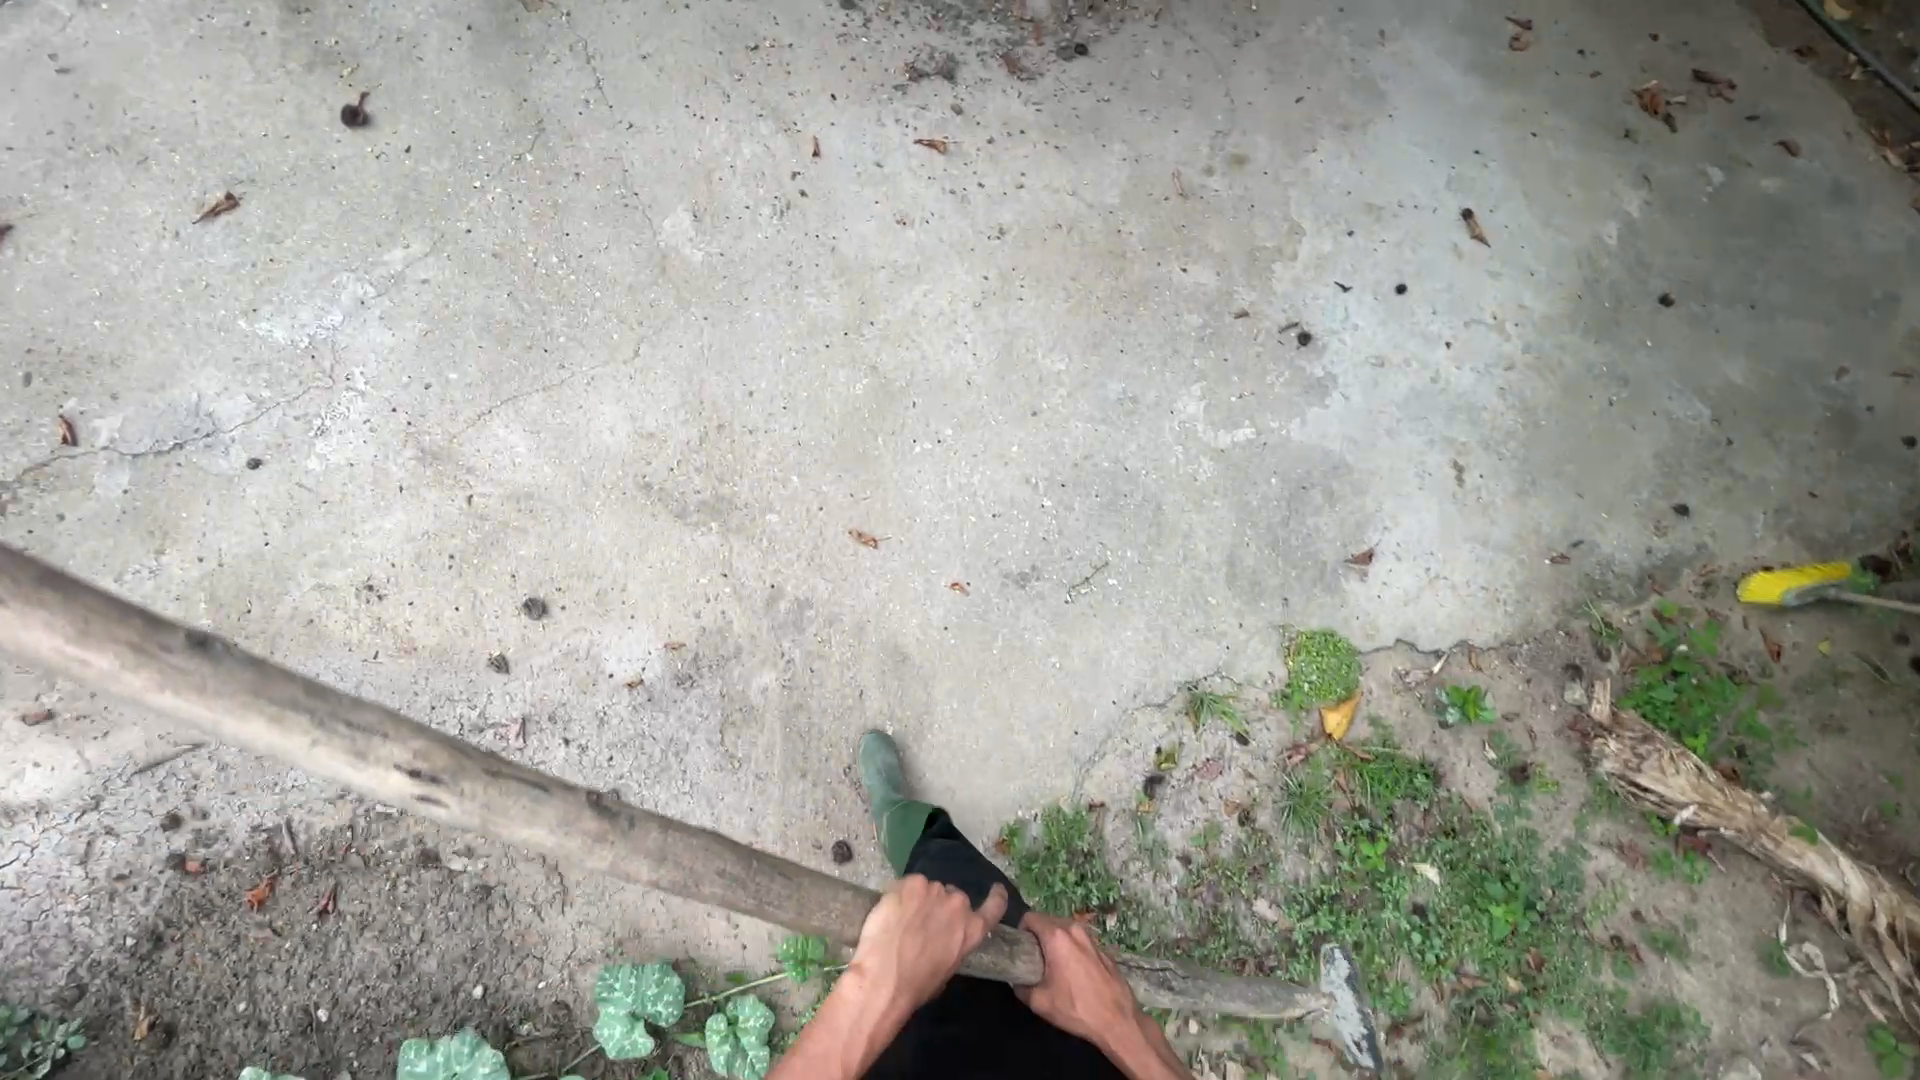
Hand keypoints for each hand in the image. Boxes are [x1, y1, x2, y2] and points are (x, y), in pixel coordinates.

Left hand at [848, 876, 1007, 1013]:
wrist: (884, 978)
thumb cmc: (915, 986)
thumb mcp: (945, 971)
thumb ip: (952, 947)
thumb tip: (942, 941)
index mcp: (972, 931)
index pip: (994, 907)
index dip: (996, 896)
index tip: (996, 889)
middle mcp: (958, 905)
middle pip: (953, 896)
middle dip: (940, 905)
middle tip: (922, 921)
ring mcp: (935, 890)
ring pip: (928, 889)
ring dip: (919, 900)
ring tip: (901, 919)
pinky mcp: (912, 883)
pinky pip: (909, 884)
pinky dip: (901, 894)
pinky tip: (892, 910)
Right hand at [1015, 912, 1143, 1050]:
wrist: (1118, 1020)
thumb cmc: (1076, 1009)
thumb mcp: (1040, 1002)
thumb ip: (1021, 987)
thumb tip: (1016, 981)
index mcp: (1056, 936)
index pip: (1030, 917)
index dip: (1021, 931)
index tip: (1022, 949)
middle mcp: (1074, 929)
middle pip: (1047, 921)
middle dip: (1038, 936)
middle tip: (1035, 960)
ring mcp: (1091, 937)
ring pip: (1065, 929)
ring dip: (1056, 941)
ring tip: (1054, 966)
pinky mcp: (1102, 948)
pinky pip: (1079, 940)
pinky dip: (1072, 948)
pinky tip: (1075, 972)